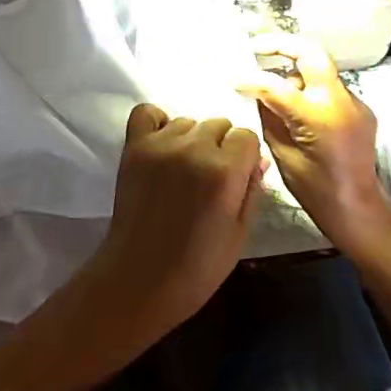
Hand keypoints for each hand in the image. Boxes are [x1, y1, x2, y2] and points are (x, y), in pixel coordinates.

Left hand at [80, 104, 264, 337]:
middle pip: (218, 124)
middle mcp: (194, 149)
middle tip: (208, 180)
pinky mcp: (133, 147)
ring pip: (187, 121)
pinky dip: (157, 123)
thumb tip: (257, 159)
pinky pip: (147, 113)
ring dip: (191, 140)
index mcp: (226, 172)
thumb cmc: (198, 267)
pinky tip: (162, 147)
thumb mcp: (239, 233)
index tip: (235, 180)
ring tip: (183, 172)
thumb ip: (251, 190)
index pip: (246, 136)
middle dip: (220, 148)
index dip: (244, 158)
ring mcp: (160, 145)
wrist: (140, 278)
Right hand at [239, 34, 390, 250]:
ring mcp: (354, 102)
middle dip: (282, 45)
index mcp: (317, 117)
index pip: (277, 84)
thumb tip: (254, 91)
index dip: (251, 79)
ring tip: (274, 87)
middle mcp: (339, 101)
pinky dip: (309, 89)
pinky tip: (296, 107)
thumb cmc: (314, 188)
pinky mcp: (359, 108)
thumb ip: (269, 115)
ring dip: (295, 72)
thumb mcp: (280, 151)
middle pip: (311, 53)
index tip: (235, 79)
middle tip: (257, 48)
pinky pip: (328, 88)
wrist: (357, 207)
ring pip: (320, 71)